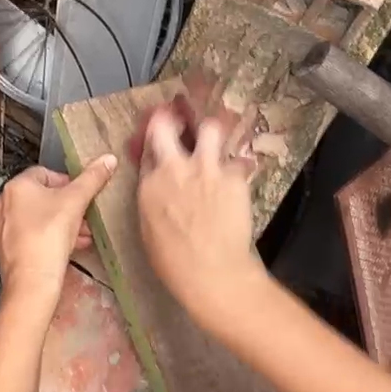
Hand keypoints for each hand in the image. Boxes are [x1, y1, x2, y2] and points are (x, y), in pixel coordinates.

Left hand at [0, 158, 117, 308]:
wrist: (32, 280)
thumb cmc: (49, 235)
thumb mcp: (76, 201)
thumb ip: (93, 178)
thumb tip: (108, 159)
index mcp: (15, 186)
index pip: (45, 173)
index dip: (68, 183)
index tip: (83, 195)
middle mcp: (3, 203)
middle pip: (42, 198)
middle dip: (67, 207)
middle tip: (85, 217)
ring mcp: (2, 227)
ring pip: (37, 219)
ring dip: (61, 224)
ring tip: (82, 235)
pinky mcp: (6, 249)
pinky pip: (31, 237)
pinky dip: (49, 239)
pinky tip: (69, 248)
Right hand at [136, 105, 265, 324]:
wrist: (212, 273)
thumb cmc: (174, 262)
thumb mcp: (148, 228)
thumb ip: (152, 199)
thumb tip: (158, 187)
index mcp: (149, 184)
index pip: (147, 149)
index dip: (153, 141)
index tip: (158, 138)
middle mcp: (175, 168)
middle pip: (167, 126)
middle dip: (172, 118)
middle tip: (180, 119)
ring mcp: (207, 169)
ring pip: (211, 129)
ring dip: (212, 132)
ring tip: (216, 140)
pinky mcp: (235, 177)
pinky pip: (240, 161)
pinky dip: (241, 166)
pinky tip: (243, 174)